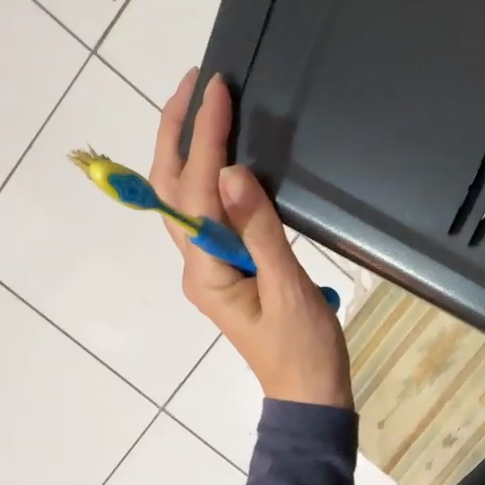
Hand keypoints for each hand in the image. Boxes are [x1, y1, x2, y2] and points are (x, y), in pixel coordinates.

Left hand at [151, 69, 351, 408]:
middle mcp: (199, 266)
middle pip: (174, 189)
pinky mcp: (231, 274)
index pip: (197, 191)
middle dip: (178, 132)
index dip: (205, 138)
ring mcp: (213, 270)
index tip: (216, 91)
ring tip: (203, 107)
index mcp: (208, 271)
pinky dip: (212, 179)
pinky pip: (212, 217)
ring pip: (188, 200)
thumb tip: (232, 174)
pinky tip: (225, 161)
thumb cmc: (305, 354)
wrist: (311, 400)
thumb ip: (262, 233)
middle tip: (194, 84)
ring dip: (189, 151)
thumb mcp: (290, 293)